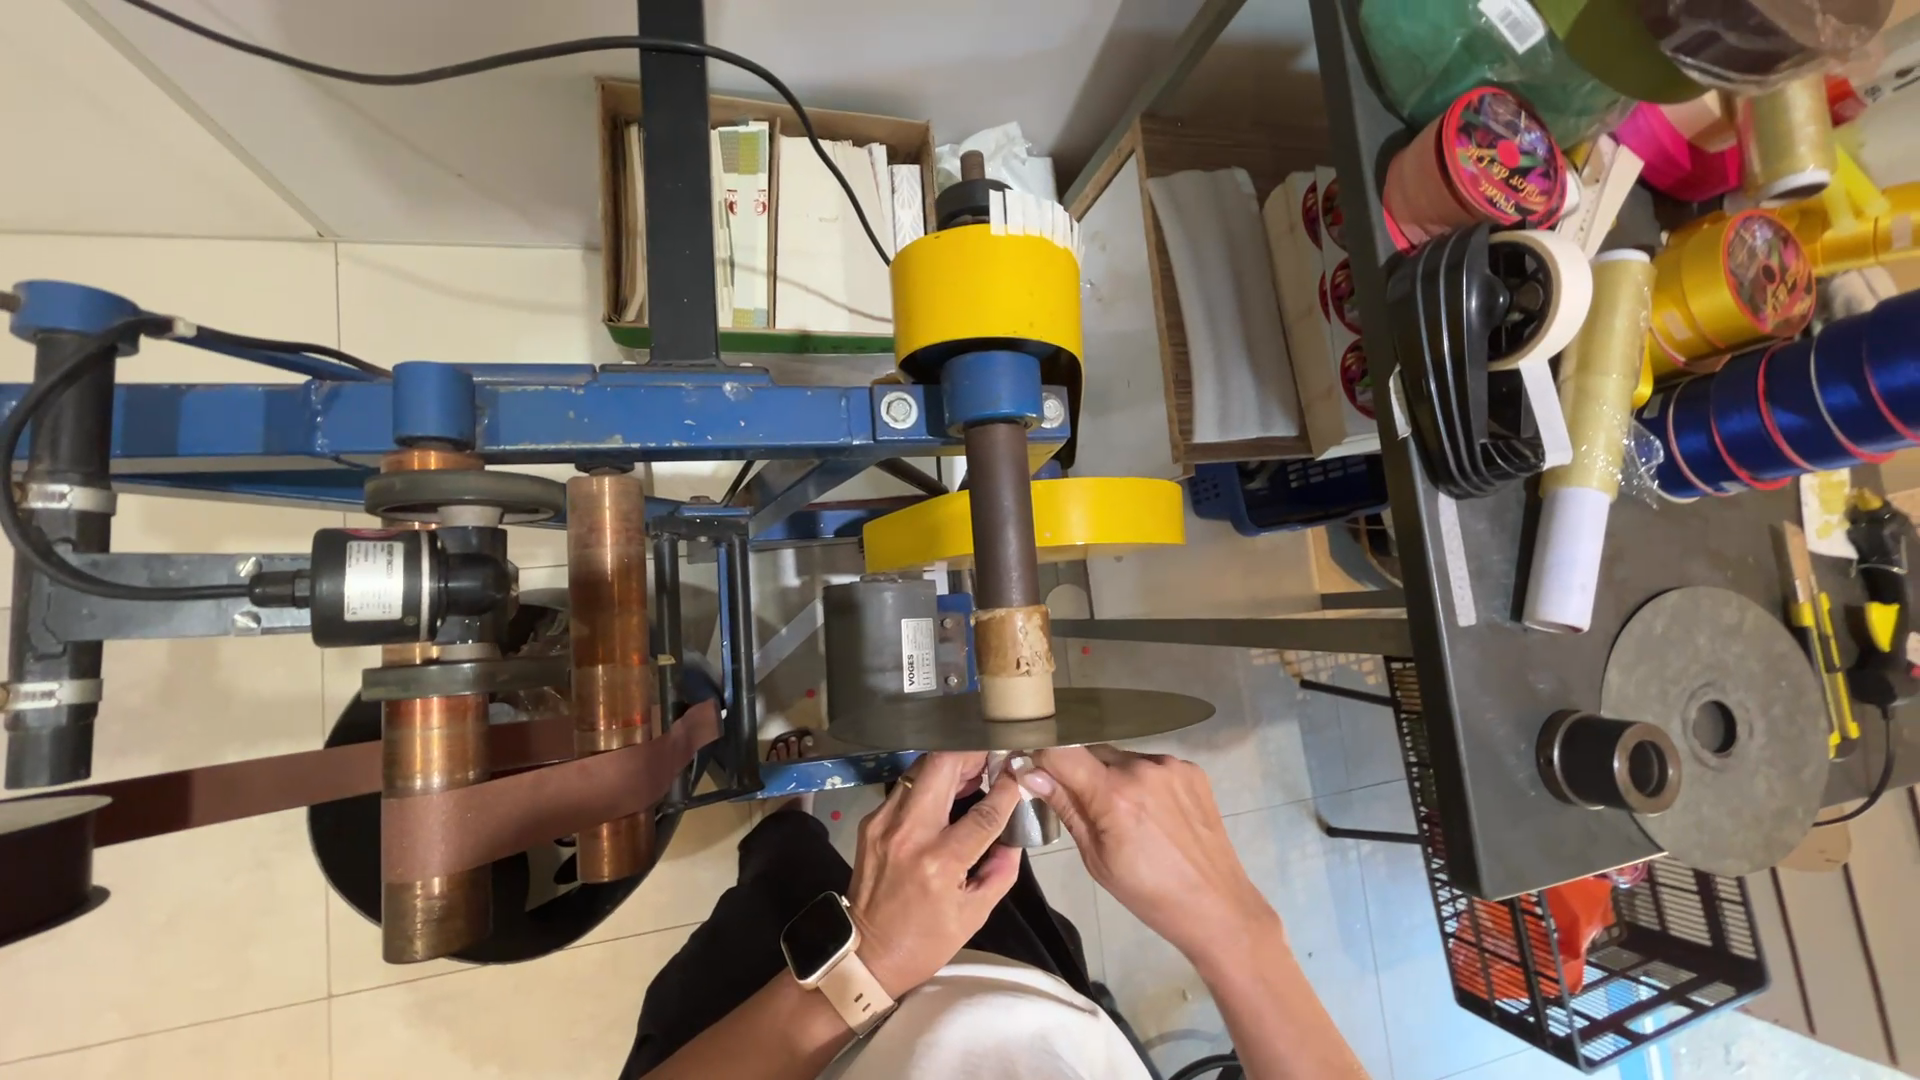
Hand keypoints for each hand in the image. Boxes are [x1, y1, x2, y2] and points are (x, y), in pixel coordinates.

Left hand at [846, 752, 1023, 996]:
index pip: (983, 813)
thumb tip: (1015, 834)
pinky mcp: (872, 821)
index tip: (1020, 772)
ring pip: (921, 768)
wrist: (864, 955)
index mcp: (939, 862)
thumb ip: (1002, 870)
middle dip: (972, 753)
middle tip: (993, 756)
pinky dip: (930, 781)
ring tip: (974, 770)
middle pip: (942, 765)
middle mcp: (909, 833)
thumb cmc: (925, 941)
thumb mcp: (974, 914)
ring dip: (951, 763)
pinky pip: (906, 786)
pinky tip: (946, 790)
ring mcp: (885, 822)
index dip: (1007, 789)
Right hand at [1019, 746, 1277, 967]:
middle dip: (1080, 772)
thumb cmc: (1148, 893)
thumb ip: (1066, 808)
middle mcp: (1142, 769)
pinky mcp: (1191, 769)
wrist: (1217, 907)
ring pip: (1122, 758)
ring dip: (1114, 775)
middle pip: (1093, 753)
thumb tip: (1029, 773)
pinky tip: (1154, 812)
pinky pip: (1150, 764)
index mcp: (1114, 796)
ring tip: (1127, 815)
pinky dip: (1143, 780)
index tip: (1032, 767)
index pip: (1062, 752)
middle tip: (1086, 806)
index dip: (1042, 756)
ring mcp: (1171, 766)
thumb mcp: (1096, 858)